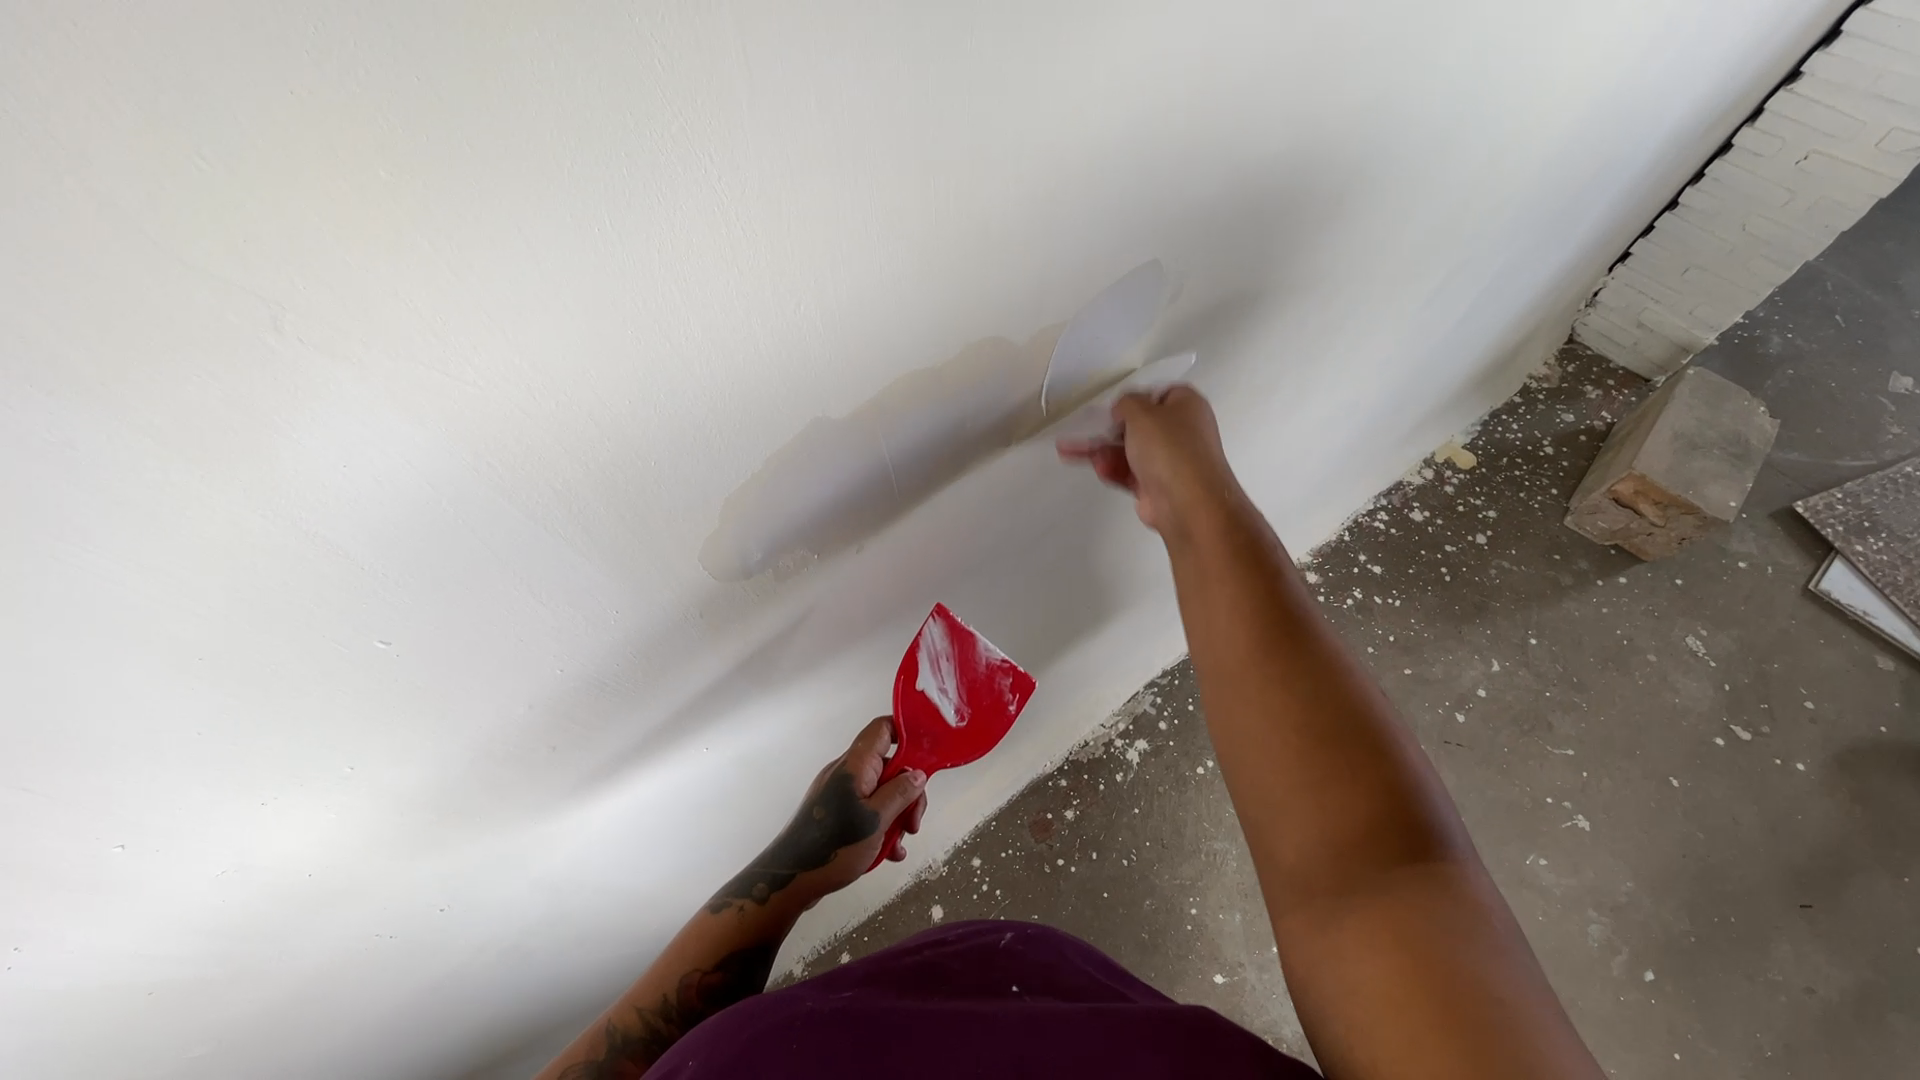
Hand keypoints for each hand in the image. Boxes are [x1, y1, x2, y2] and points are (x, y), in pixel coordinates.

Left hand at [706, 718, 928, 915]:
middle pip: (889, 766)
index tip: (927, 758)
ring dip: (897, 816)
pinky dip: (881, 827)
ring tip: (898, 845)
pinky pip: (867, 811)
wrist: (790, 880)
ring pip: (881, 792)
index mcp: (855, 765)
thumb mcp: (875, 820)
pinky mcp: (836, 814)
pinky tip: (888, 853)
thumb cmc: (834, 846)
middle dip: (908, 793)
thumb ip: (900, 793)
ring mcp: (840, 794)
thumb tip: (918, 773)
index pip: (883, 728)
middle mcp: (847, 773)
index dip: (907, 734)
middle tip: (913, 823)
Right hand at [1056, 385, 1244, 536]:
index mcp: (1186, 406)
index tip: (1113, 408)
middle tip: (1081, 431)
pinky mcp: (1156, 485)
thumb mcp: (1142, 412)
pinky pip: (1130, 472)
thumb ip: (1126, 403)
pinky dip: (1112, 469)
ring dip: (1102, 451)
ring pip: (1129, 451)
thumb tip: (1123, 410)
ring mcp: (1169, 461)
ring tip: (1071, 452)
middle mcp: (1181, 432)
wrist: (1187, 503)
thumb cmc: (1168, 448)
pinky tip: (1096, 469)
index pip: (1158, 395)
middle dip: (1107, 430)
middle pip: (1138, 426)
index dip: (1134, 399)